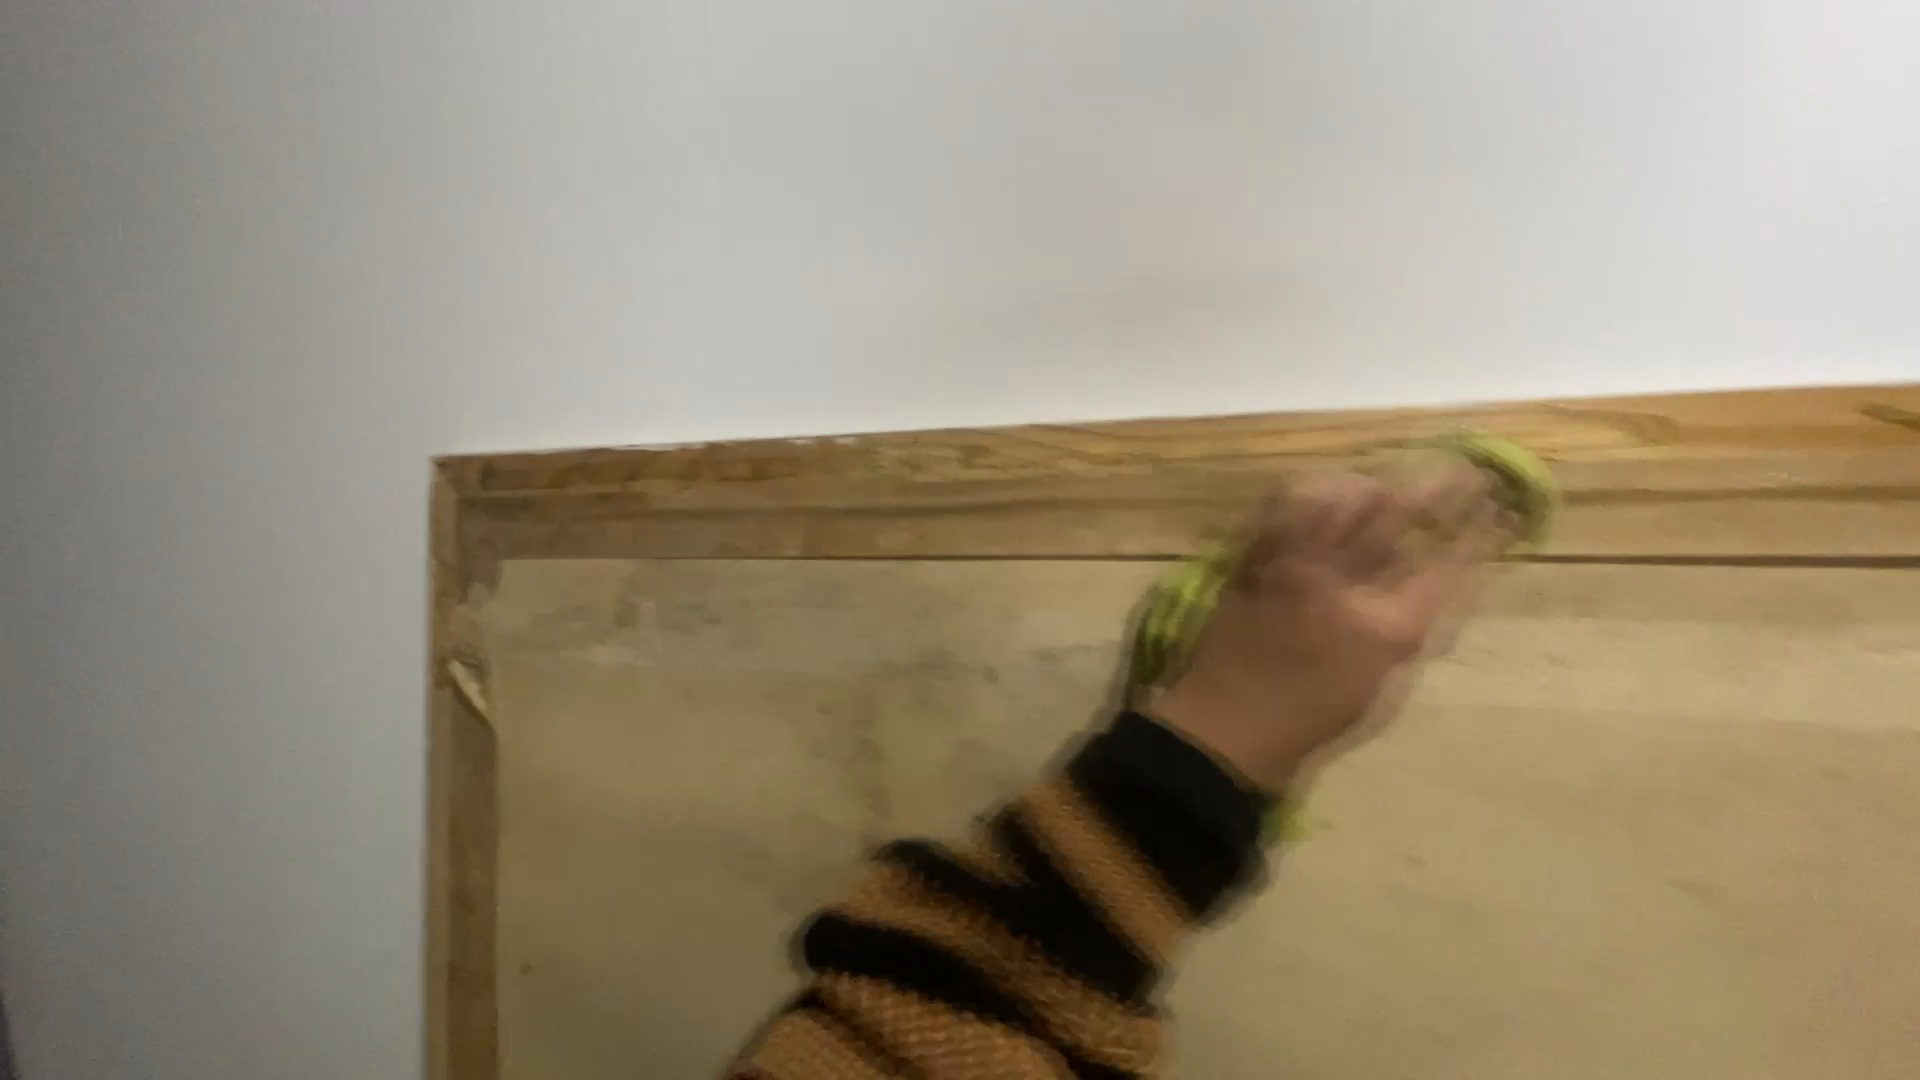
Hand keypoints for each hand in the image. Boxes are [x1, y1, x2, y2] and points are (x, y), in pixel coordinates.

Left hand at [1147, 464, 1506, 791]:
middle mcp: (1341, 584)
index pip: (1445, 565)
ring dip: (1369, 485)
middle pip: (1393, 518)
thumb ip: (1403, 625)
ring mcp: (1291, 566)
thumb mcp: (1377, 681)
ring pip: (1337, 500)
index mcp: (1384, 627)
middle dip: (1434, 488)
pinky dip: (1309, 491)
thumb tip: (1425, 580)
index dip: (1473, 533)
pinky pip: (1282, 508)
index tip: (1492, 508)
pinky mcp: (1251, 560)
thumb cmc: (1308, 715)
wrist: (1229, 720)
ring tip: (1382, 483)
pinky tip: (1324, 489)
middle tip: (1456, 471)